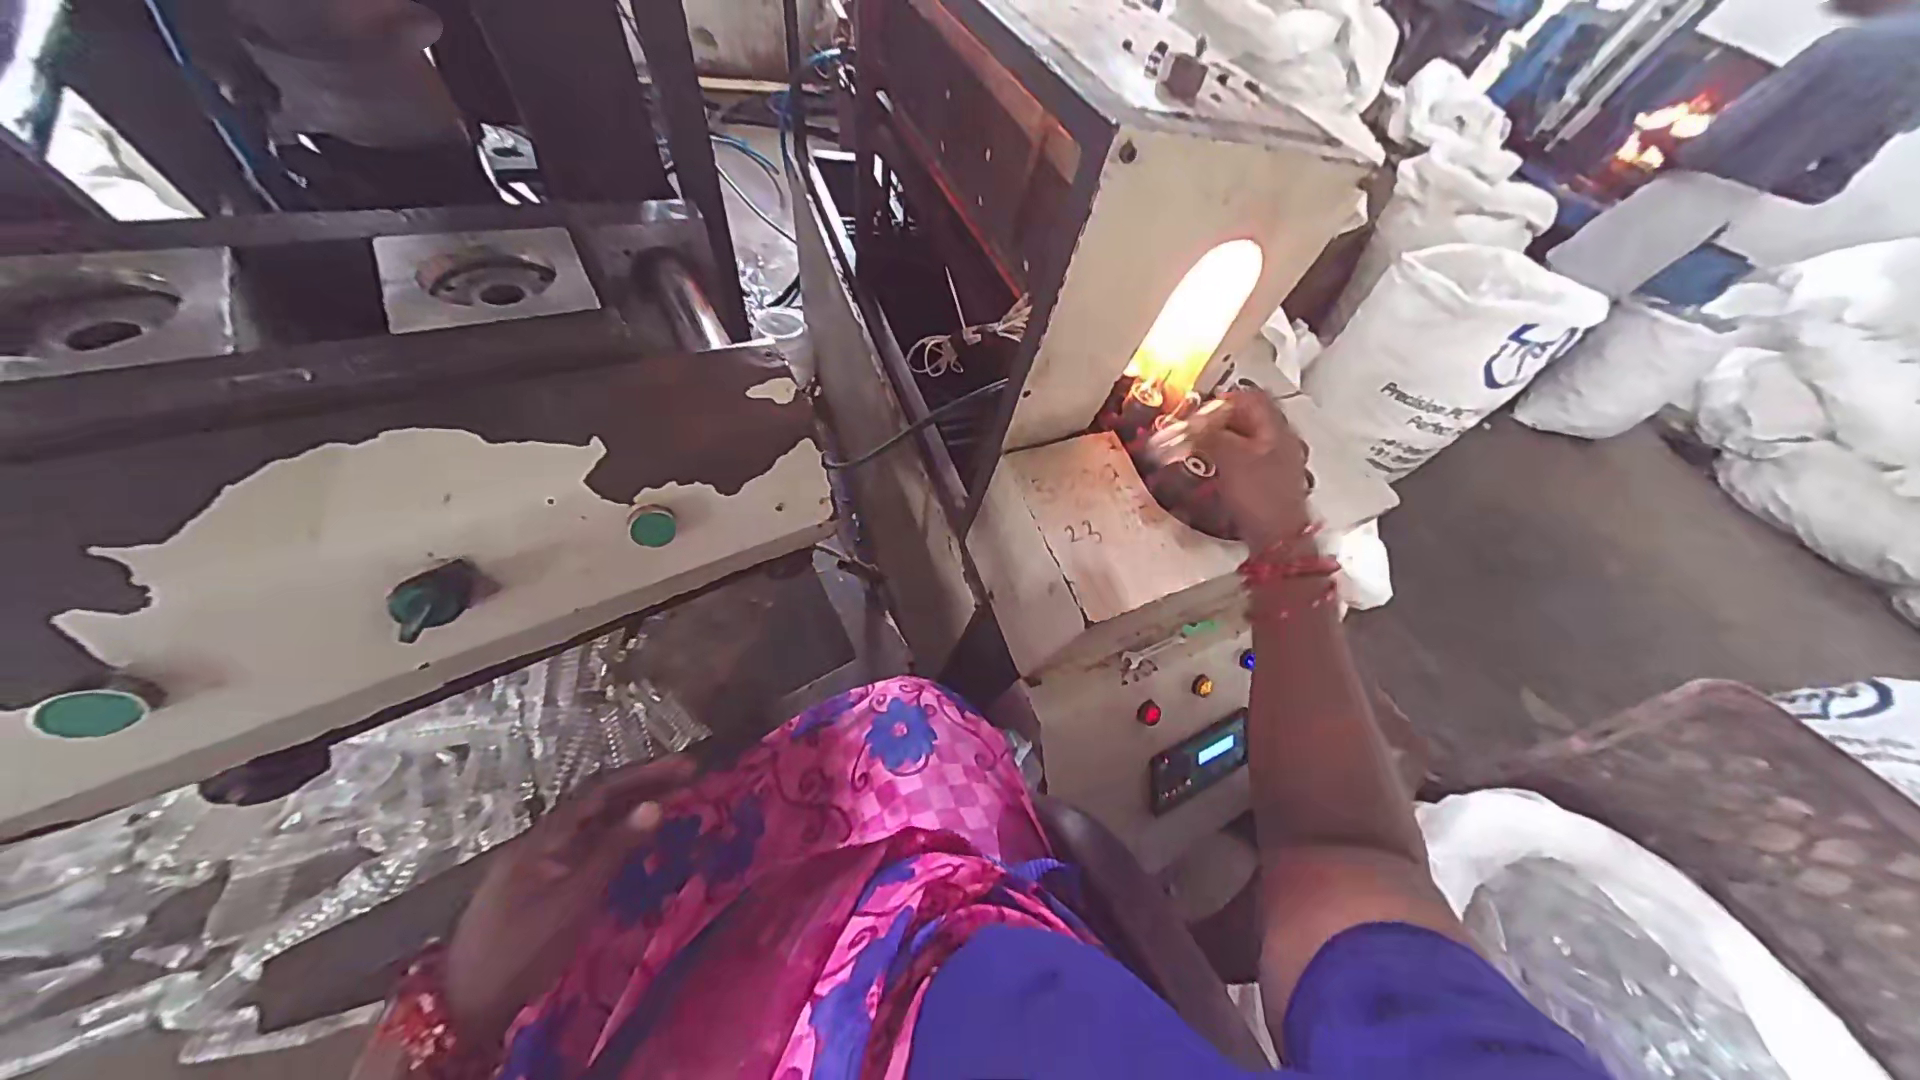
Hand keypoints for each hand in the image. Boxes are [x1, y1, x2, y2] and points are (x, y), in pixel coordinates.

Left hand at [442, 755, 697, 1044]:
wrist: (464, 1007)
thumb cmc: (521, 950)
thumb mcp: (573, 900)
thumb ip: (615, 850)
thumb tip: (656, 804)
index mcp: (545, 836)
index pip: (602, 791)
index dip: (645, 774)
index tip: (684, 766)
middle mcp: (545, 839)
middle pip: (599, 802)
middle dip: (644, 785)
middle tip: (688, 775)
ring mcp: (544, 861)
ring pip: (596, 823)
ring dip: (634, 807)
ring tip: (675, 796)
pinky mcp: (548, 883)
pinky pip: (590, 845)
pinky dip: (620, 833)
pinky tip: (640, 834)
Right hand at [1192, 388, 1312, 552]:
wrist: (1277, 538)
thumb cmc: (1260, 496)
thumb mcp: (1230, 458)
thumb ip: (1209, 435)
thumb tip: (1190, 424)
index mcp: (1276, 428)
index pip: (1249, 397)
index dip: (1220, 400)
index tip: (1197, 413)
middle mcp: (1280, 441)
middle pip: (1246, 417)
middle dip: (1216, 421)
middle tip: (1193, 429)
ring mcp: (1275, 462)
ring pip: (1243, 439)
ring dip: (1218, 440)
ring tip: (1197, 448)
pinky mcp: (1266, 481)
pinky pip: (1243, 459)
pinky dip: (1224, 458)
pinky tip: (1211, 468)